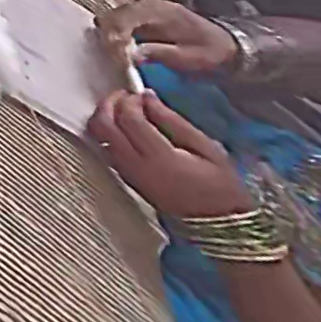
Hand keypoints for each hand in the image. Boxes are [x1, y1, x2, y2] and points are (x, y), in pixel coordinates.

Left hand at [89, 91, 251, 218]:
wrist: (222, 227)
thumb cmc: (222, 186)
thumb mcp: (209, 150)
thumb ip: (174, 121)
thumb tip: (147, 96)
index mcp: (160, 157)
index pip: (129, 119)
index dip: (129, 101)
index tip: (140, 94)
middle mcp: (135, 164)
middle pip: (104, 124)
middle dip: (109, 103)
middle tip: (125, 96)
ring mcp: (126, 173)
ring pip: (98, 135)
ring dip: (104, 115)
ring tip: (122, 108)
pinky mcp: (124, 178)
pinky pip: (103, 147)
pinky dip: (105, 131)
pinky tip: (121, 126)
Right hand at [99, 0, 237, 75]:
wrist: (229, 46)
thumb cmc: (212, 53)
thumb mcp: (192, 58)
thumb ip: (161, 54)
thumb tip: (131, 54)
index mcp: (157, 11)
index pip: (122, 22)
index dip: (115, 42)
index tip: (120, 63)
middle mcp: (144, 5)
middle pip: (111, 19)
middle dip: (108, 41)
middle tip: (117, 63)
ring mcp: (140, 9)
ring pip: (110, 21)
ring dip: (109, 40)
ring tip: (118, 60)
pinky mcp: (140, 17)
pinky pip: (118, 24)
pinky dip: (115, 38)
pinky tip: (122, 53)